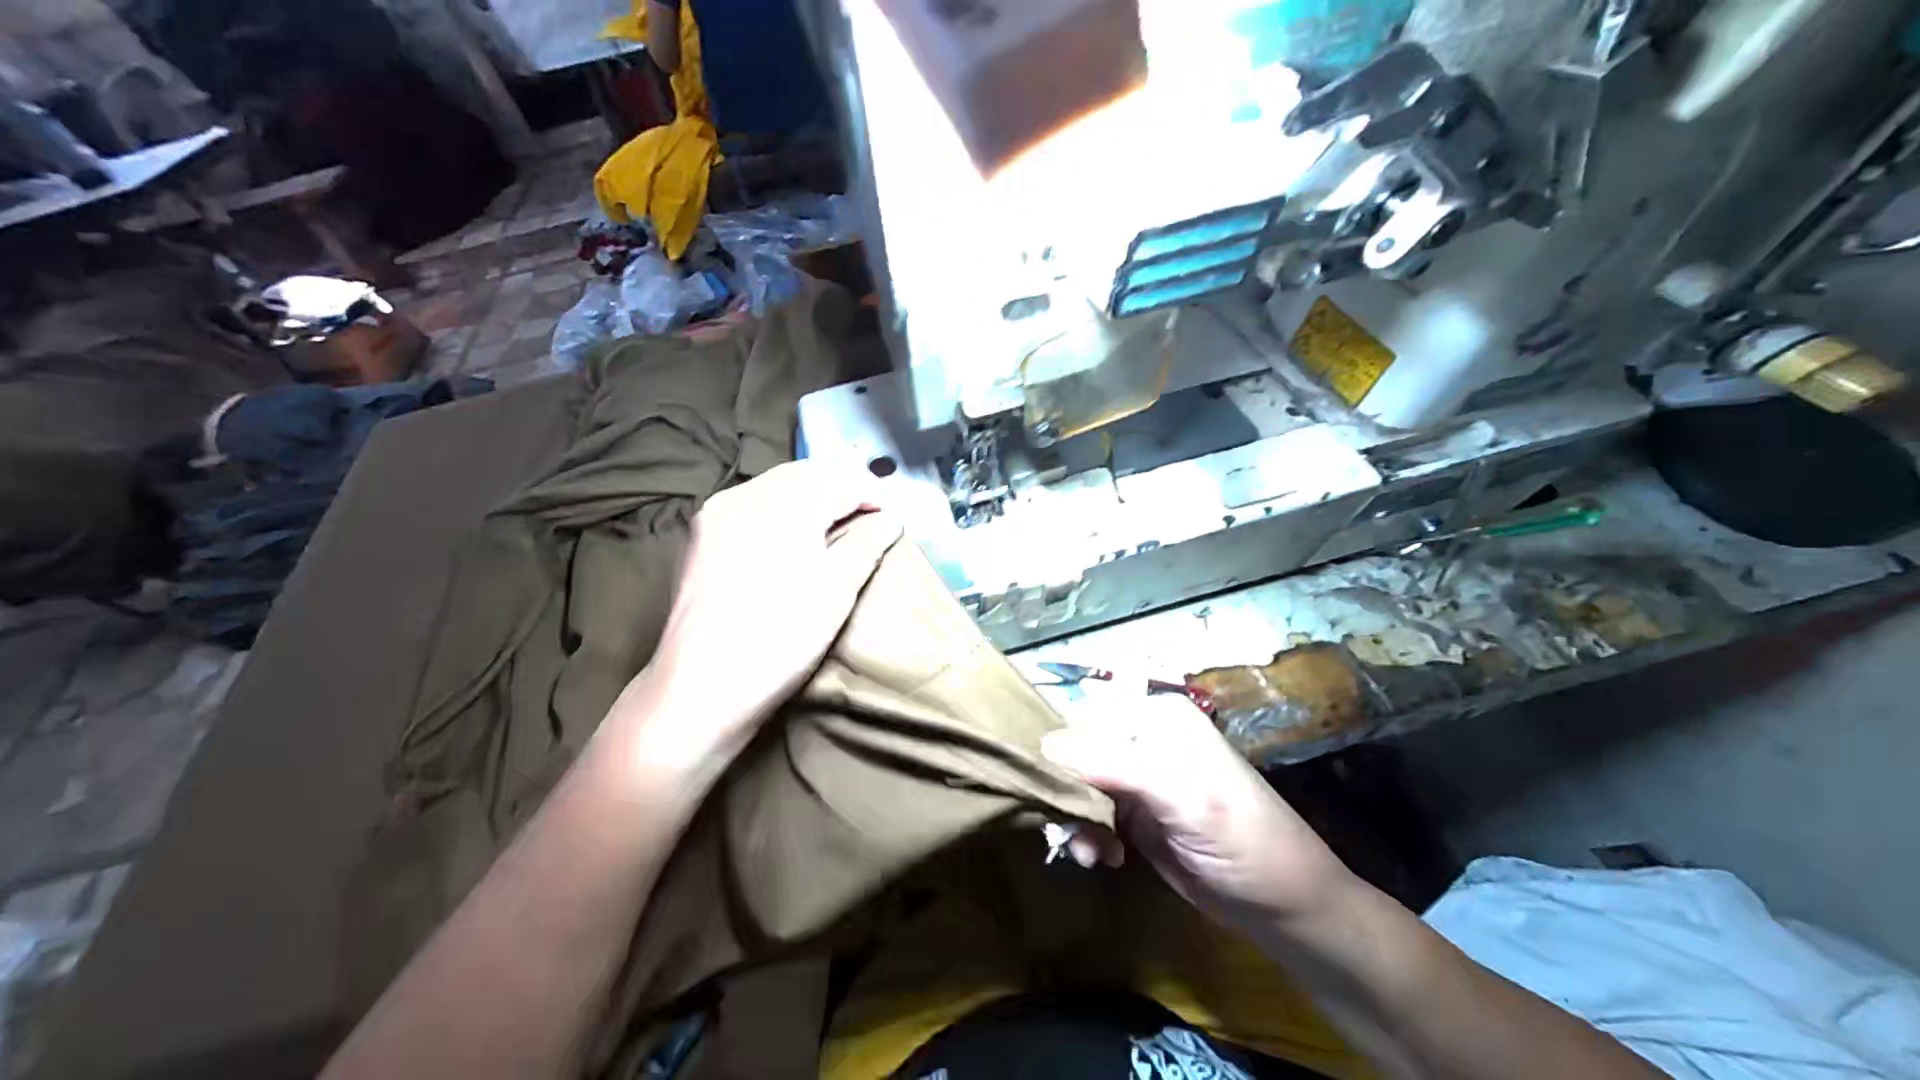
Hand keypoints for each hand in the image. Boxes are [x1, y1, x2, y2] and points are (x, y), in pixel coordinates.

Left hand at [611, 461, 900, 782]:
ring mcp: (715, 515)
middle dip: (837, 489)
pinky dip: (777, 511)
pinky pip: (748, 507)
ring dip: (807, 498)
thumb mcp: (838, 591)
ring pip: (772, 488)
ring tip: (832, 525)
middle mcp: (742, 495)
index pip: (837, 483)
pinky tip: (789, 537)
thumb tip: (890, 519)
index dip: (869, 494)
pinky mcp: (699, 538)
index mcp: (781, 503)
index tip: (890, 515)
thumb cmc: (781, 638)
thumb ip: (867, 544)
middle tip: (866, 516)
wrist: (701, 687)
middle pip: (802, 477)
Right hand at [1041, 693, 1360, 934]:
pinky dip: (1086, 836)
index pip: (1085, 722)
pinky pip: (1089, 813)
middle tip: (1069, 835)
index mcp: (1157, 717)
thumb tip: (1044, 748)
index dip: (1061, 759)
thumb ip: (1113, 765)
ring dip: (1075, 821)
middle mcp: (1142, 738)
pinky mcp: (1133, 812)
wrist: (1284, 906)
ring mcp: (1136, 777)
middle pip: (1076, 755)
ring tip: (1088, 853)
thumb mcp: (1181, 797)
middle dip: (1067, 795)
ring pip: (1077, 787)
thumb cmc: (1243, 841)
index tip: (1052, 800)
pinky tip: (1101, 858)